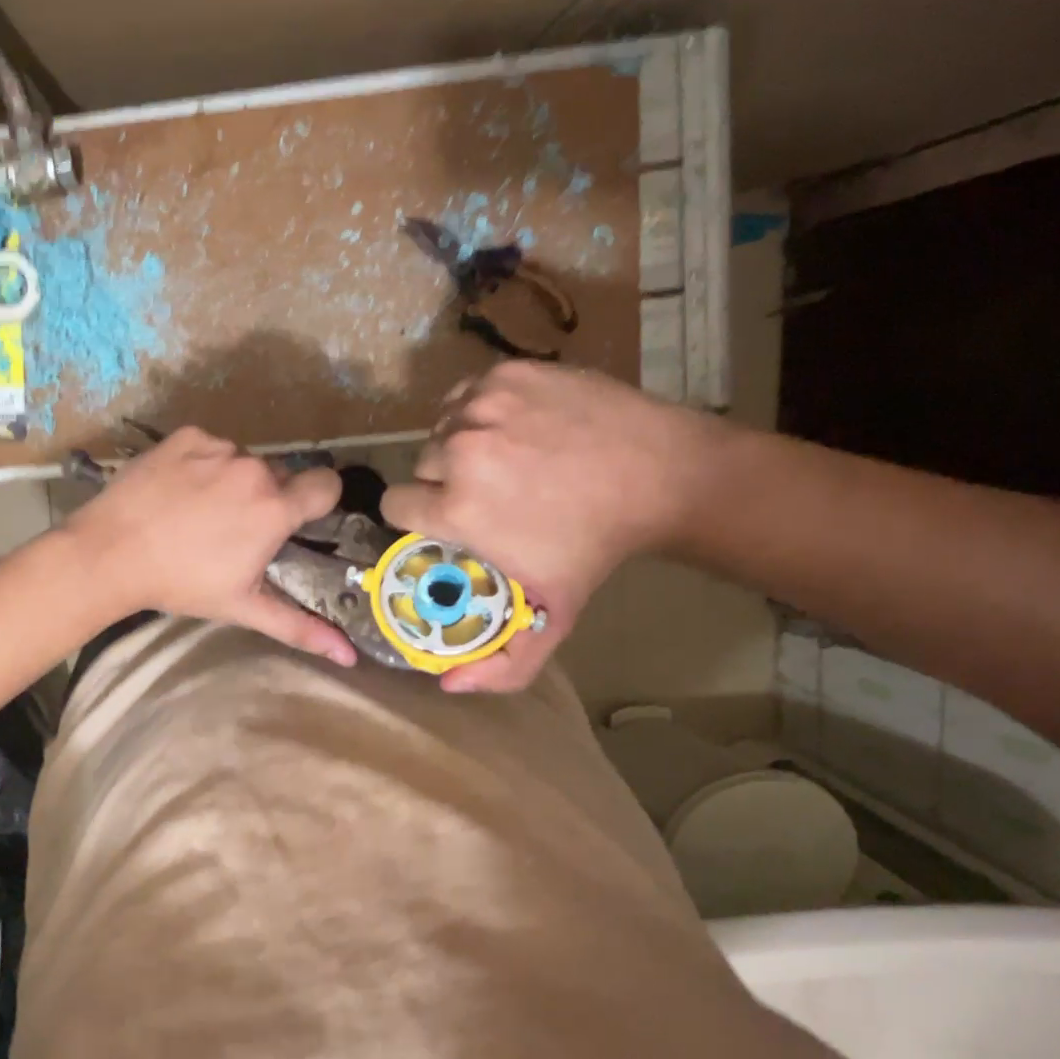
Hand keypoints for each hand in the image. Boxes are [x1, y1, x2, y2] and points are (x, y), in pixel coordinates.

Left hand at [62, 427, 356, 665]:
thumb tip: (349, 656)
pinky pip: (209, 447)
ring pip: (242, 461)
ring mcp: (217, 448)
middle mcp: (252, 469)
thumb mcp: (241, 607)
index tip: (294, 522)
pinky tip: (177, 491)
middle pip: (277, 477)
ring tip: (198, 513)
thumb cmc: (179, 583)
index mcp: (274, 508)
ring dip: (231, 481)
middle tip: (231, 530)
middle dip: (264, 499)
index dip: (315, 502)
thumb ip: (300, 627)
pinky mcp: (185, 437)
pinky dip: (200, 465)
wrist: (108, 553)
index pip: (326, 485)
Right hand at [381, 361, 722, 691]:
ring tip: (504, 459)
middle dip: (446, 480)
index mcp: (457, 507)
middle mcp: (459, 449)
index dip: (422, 515)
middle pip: (421, 464)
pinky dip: (479, 409)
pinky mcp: (505, 371)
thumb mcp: (550, 616)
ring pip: (443, 426)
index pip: (398, 504)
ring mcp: (482, 404)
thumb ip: (501, 664)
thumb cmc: (595, 548)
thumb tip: (446, 687)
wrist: (661, 475)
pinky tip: (514, 428)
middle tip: (489, 493)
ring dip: (461, 443)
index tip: (452, 520)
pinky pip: (466, 394)